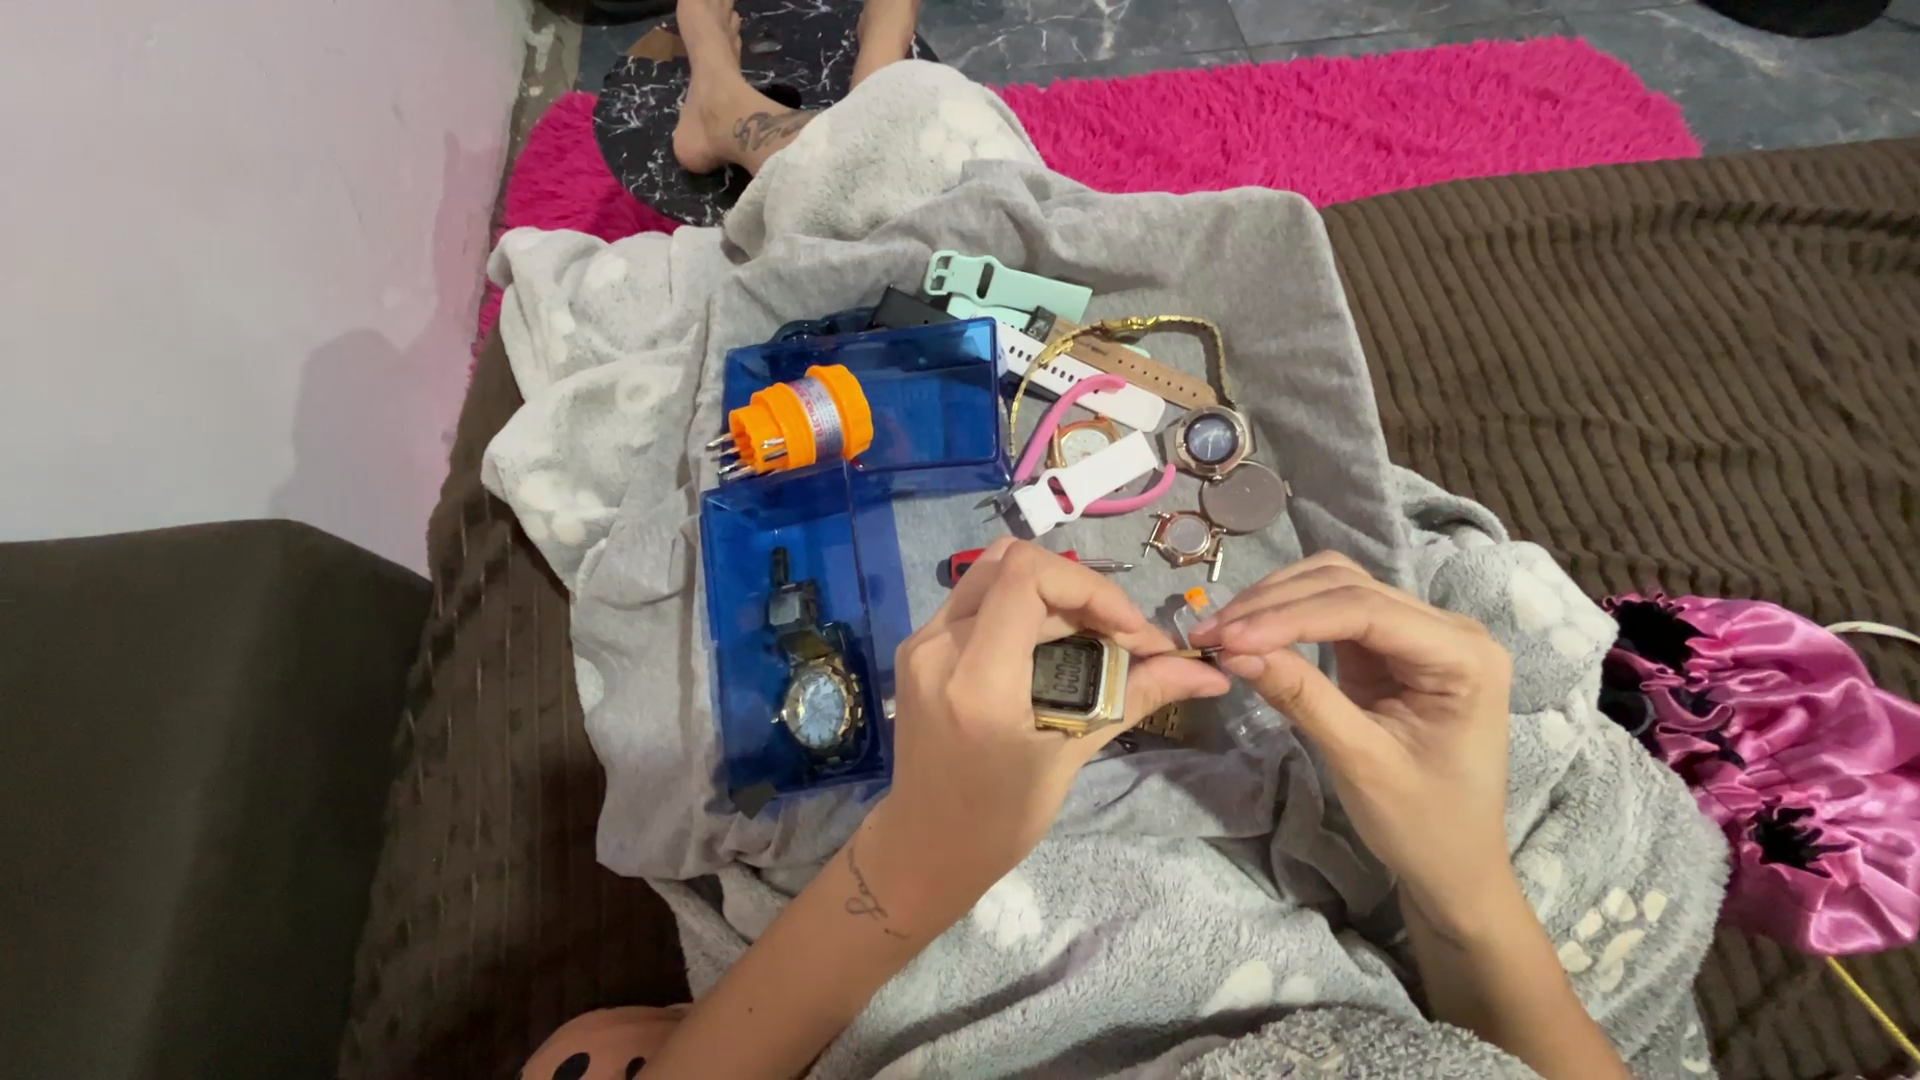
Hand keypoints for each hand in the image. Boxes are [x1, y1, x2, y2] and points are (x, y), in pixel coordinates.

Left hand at [871, 539, 1228, 911]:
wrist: (925, 845)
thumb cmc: (999, 818)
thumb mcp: (1071, 757)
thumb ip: (1137, 697)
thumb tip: (1210, 674)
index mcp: (975, 679)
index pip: (1027, 578)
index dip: (1090, 588)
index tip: (1130, 631)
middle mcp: (937, 646)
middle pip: (1012, 563)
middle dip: (1078, 591)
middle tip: (1118, 635)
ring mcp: (920, 641)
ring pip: (991, 571)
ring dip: (1049, 593)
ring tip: (1090, 635)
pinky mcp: (917, 645)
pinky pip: (975, 597)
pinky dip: (1020, 605)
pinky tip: (1049, 644)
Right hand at [1188, 551, 1514, 928]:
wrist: (1453, 862)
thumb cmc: (1422, 822)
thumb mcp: (1360, 760)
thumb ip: (1301, 696)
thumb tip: (1232, 651)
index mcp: (1462, 656)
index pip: (1363, 610)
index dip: (1287, 618)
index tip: (1225, 639)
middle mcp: (1446, 628)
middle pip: (1346, 585)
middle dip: (1272, 604)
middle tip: (1209, 634)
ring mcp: (1417, 631)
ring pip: (1333, 585)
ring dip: (1273, 601)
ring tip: (1222, 630)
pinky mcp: (1386, 645)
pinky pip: (1329, 609)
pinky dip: (1284, 615)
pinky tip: (1250, 632)